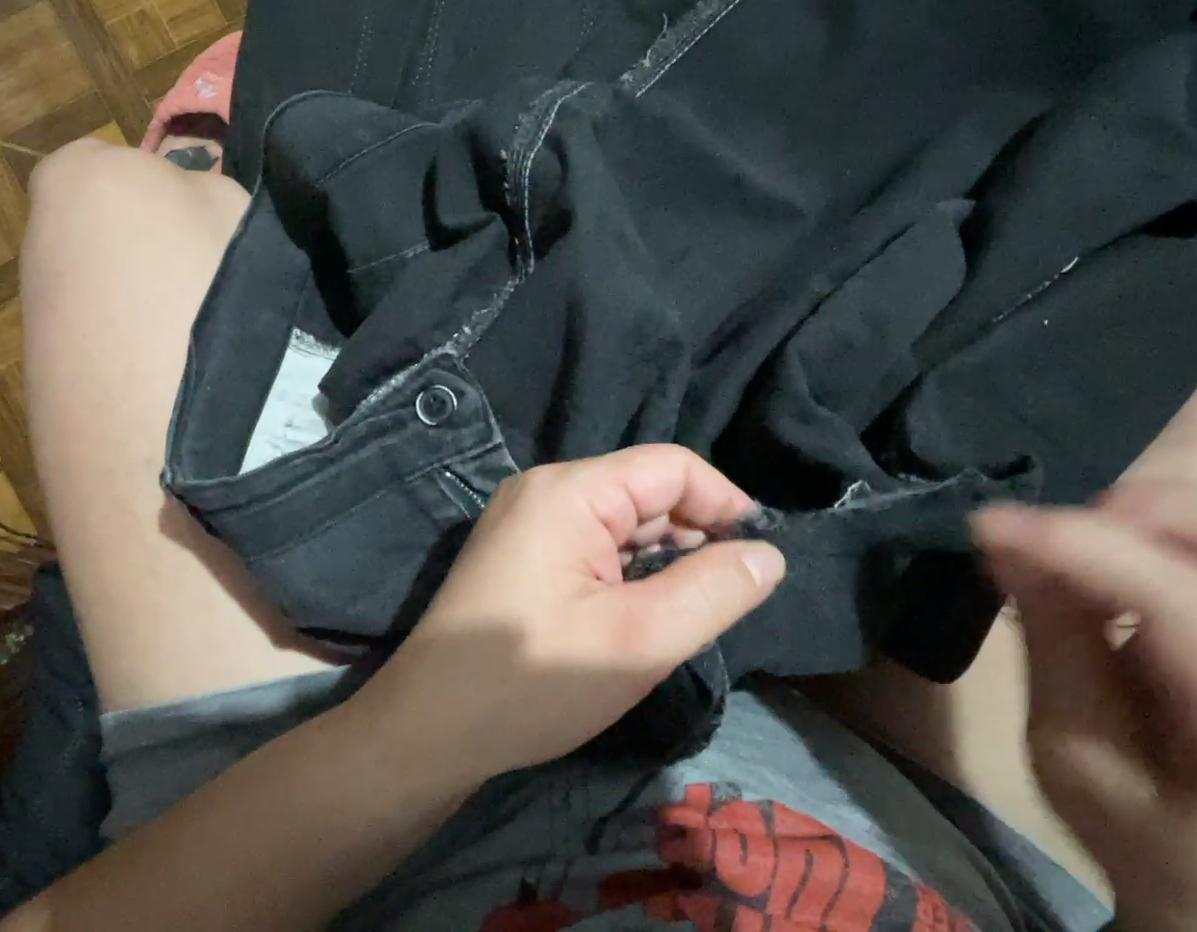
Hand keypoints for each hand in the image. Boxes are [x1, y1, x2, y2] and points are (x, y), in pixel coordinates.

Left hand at [346, 445, 784, 785]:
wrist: (429, 729)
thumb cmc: (535, 682)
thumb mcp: (640, 641)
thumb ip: (713, 591)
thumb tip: (767, 554)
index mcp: (568, 491)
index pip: (671, 467)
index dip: (724, 504)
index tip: (758, 560)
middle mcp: (544, 491)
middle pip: (644, 492)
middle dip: (693, 537)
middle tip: (721, 602)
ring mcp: (525, 522)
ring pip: (620, 522)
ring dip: (660, 560)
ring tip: (681, 615)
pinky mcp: (518, 554)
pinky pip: (591, 545)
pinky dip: (626, 572)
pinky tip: (636, 617)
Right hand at [973, 483, 1196, 931]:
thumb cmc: (1139, 836)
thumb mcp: (1072, 751)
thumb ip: (1052, 639)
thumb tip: (1004, 539)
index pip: (1184, 603)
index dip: (1081, 546)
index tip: (988, 523)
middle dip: (1138, 520)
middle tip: (1052, 544)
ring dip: (1152, 527)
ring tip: (1083, 563)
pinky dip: (1167, 542)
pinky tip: (1120, 577)